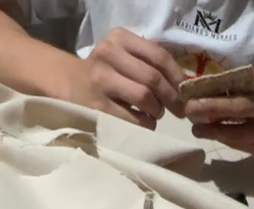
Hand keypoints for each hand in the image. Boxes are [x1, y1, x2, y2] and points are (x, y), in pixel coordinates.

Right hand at [61, 27, 184, 127]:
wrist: (68, 84)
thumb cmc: (104, 72)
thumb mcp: (122, 56)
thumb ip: (147, 62)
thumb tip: (182, 85)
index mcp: (120, 39)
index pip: (158, 55)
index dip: (177, 76)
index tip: (185, 92)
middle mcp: (109, 54)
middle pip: (153, 78)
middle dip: (171, 98)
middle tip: (178, 111)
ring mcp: (101, 81)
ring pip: (144, 97)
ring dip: (157, 111)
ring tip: (156, 114)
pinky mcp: (97, 106)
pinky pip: (132, 119)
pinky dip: (145, 124)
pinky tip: (145, 123)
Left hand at [183, 69, 253, 154]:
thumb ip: (242, 84)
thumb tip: (205, 89)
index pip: (243, 83)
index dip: (218, 88)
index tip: (194, 91)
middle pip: (243, 107)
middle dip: (213, 109)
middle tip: (190, 111)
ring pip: (243, 133)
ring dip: (217, 131)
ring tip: (197, 130)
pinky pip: (247, 148)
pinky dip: (230, 142)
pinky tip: (216, 137)